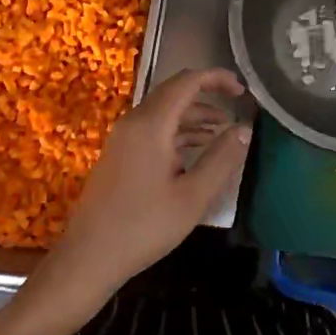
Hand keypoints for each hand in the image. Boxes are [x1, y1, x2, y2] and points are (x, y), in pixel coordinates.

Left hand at [27, 68, 251, 311]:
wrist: (90, 255)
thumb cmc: (145, 227)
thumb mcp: (193, 196)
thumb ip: (222, 158)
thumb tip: (245, 129)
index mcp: (151, 125)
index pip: (187, 82)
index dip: (217, 79)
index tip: (243, 91)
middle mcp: (134, 122)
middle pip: (173, 92)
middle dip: (207, 95)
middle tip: (237, 107)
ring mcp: (123, 138)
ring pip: (163, 112)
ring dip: (193, 116)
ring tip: (223, 131)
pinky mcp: (119, 154)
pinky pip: (152, 129)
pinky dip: (177, 131)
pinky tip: (196, 150)